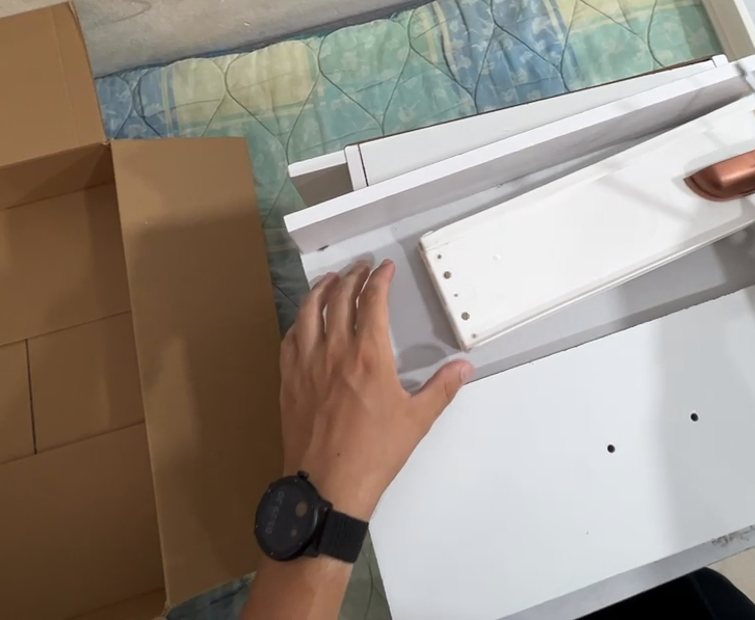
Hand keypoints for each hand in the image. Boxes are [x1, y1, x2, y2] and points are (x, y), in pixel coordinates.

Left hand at [280, 259, 471, 517]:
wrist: (327, 488)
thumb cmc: (375, 453)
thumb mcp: (417, 420)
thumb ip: (442, 388)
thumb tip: (465, 367)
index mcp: (368, 354)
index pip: (372, 301)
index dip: (380, 279)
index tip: (385, 268)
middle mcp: (335, 350)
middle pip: (340, 298)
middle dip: (352, 276)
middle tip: (362, 267)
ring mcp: (307, 364)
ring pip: (309, 311)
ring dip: (321, 289)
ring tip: (331, 279)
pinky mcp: (289, 380)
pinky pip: (290, 339)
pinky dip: (299, 321)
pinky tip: (304, 320)